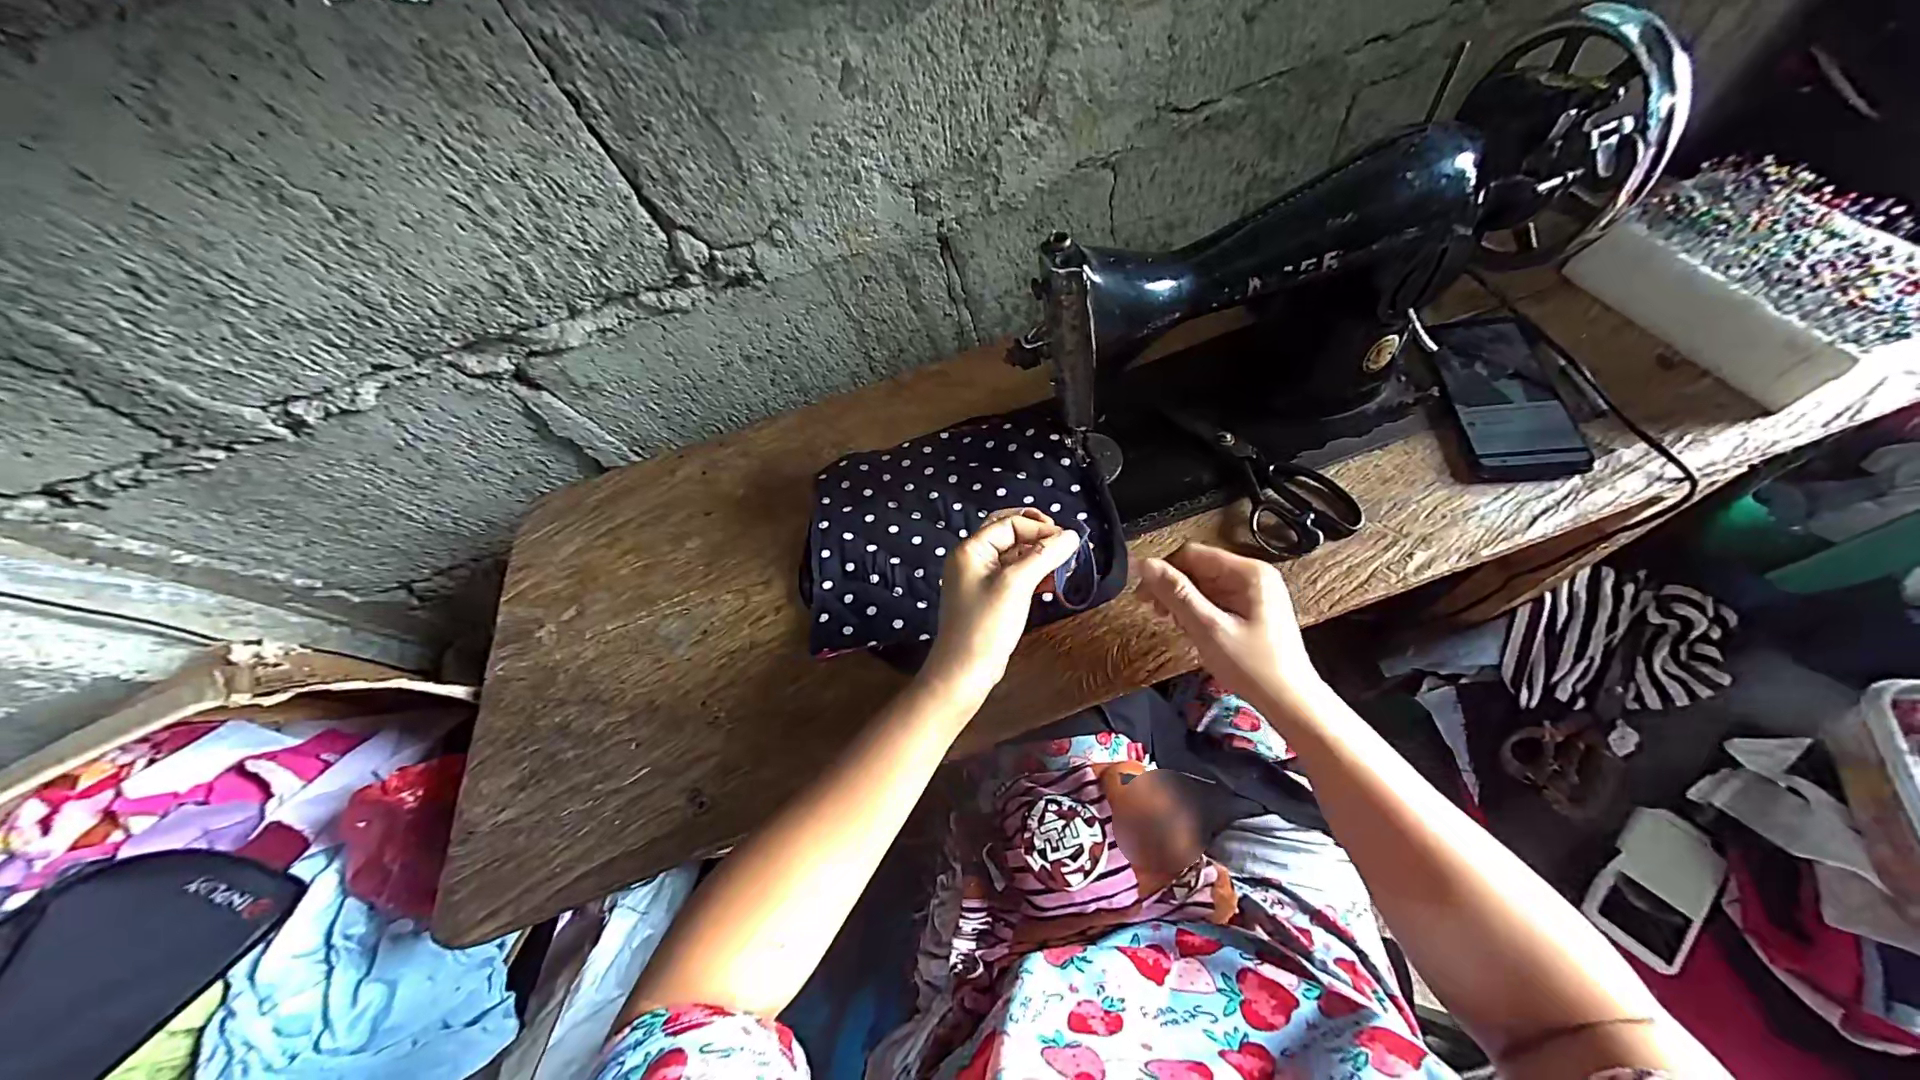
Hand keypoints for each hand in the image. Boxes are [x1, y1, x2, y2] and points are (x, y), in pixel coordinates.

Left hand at [925, 508, 1080, 693]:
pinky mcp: (988, 597)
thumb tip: (1071, 535)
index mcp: (971, 549)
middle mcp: (972, 559)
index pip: (1009, 522)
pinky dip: (1033, 574)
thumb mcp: (1017, 585)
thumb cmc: (985, 625)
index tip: (1067, 541)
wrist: (964, 671)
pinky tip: (1050, 584)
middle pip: (1009, 532)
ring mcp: (979, 579)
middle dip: (1038, 535)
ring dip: (1038, 555)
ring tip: (1062, 565)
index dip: (1039, 527)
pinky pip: (1013, 574)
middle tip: (1063, 545)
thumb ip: (1043, 555)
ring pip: (1013, 554)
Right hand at [1136, 542, 1327, 712]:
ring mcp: (1255, 592)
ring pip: (1204, 583)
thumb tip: (1145, 565)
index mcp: (1249, 573)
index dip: (1163, 570)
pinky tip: (1191, 628)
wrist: (1290, 702)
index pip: (1192, 553)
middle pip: (1198, 567)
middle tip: (1156, 612)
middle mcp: (1254, 575)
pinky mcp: (1252, 608)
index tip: (1143, 595)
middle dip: (1173, 587)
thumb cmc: (1253, 667)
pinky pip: (1216, 598)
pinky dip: (1198, 610)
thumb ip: (1176, 593)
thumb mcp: (1208, 629)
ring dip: (1183, 600)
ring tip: (1176, 624)